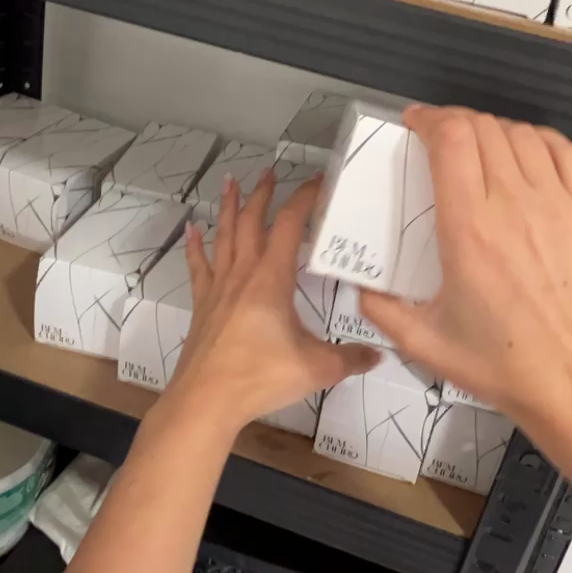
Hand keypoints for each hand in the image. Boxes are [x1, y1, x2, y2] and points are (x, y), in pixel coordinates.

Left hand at [165, 168, 378, 426]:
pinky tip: (192, 231)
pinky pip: (198, 266)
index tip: (318, 180)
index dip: (304, 198)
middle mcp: (243, 273)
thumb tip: (379, 356)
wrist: (206, 400)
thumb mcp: (317, 368)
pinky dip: (195, 246)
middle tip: (270, 172)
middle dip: (263, 194)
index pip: (291, 224)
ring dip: (228, 207)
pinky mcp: (202, 305)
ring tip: (230, 181)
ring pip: (223, 235)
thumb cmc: (261, 377)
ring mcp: (218, 287)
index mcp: (272, 278)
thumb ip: (350, 358)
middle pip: (252, 221)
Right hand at [361, 106, 571, 435]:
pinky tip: (524, 150)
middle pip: (483, 128)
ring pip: (521, 134)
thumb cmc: (507, 367)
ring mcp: (559, 205)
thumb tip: (360, 285)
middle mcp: (514, 206)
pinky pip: (564, 151)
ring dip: (492, 128)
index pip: (451, 140)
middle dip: (454, 121)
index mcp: (469, 231)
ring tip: (478, 144)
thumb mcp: (427, 345)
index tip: (414, 123)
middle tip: (438, 135)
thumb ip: (382, 310)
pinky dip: (538, 138)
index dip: (429, 118)